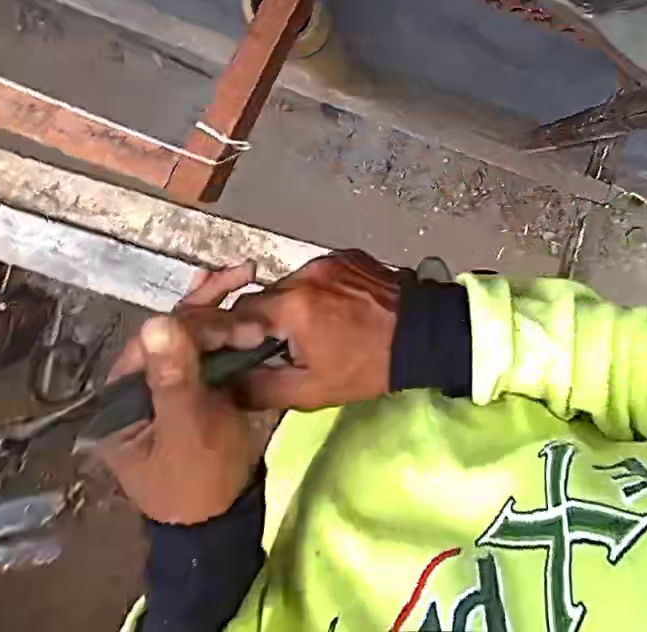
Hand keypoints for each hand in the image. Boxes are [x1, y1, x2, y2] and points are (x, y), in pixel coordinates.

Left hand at [96, 263, 275, 523]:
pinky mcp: (194, 379)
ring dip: (218, 302)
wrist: (224, 512)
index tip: (233, 318)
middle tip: (251, 294)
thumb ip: (174, 378)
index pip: (154, 341)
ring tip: (245, 273)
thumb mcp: (187, 430)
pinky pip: (205, 340)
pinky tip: (232, 289)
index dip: (194, 322)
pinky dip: (221, 315)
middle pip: (172, 328)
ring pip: (189, 328)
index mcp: (120, 398)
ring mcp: (168, 379)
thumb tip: (158, 320)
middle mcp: (138, 382)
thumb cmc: (199, 479)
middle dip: (213, 310)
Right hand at [189, 249, 401, 410]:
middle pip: (265, 297)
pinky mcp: (347, 255)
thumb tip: (225, 384)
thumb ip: (259, 388)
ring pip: (290, 283)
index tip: (238, 350)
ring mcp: (328, 260)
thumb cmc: (367, 366)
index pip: (238, 314)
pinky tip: (335, 309)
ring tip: (315, 327)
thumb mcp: (310, 391)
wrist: (421, 335)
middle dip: (265, 321)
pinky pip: (317, 273)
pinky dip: (317, 290)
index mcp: (292, 306)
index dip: (233, 335)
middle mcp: (306, 274)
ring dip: (292, 305)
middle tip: (282, 345)